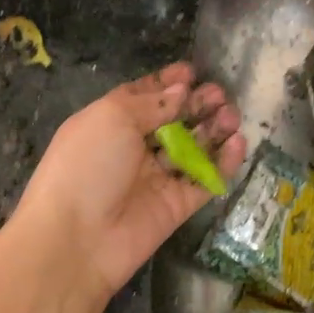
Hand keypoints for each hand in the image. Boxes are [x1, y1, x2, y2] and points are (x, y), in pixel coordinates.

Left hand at [14, 63, 245, 298]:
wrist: (75, 240)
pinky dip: (222, 162)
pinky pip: (204, 180)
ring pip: (192, 148)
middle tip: (220, 94)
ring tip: (232, 115)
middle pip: (173, 120)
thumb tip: (181, 90)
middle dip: (196, 104)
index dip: (168, 83)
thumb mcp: (113, 117)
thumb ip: (152, 103)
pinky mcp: (176, 206)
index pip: (144, 96)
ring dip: (213, 129)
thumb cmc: (86, 165)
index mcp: (111, 122)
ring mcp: (156, 178)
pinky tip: (238, 143)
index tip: (193, 72)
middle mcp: (134, 148)